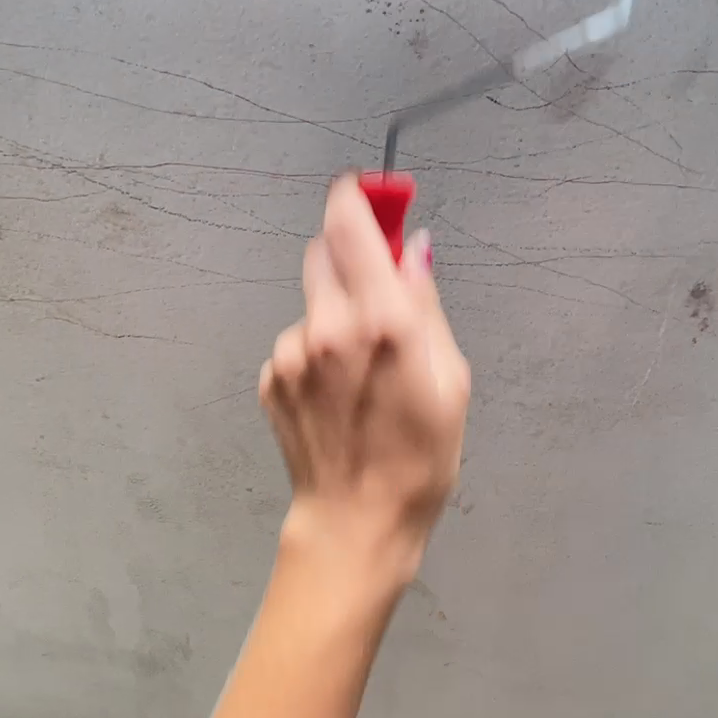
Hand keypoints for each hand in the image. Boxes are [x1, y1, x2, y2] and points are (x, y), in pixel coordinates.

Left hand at [259, 174, 470, 580]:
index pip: (349, 226)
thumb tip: (412, 249)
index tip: (363, 198)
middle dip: (347, 264)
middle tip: (373, 304)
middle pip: (322, 255)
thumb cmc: (420, 458)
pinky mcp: (268, 380)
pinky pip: (293, 346)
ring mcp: (289, 354)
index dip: (354, 201)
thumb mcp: (450, 380)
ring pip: (309, 307)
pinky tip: (331, 399)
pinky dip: (312, 357)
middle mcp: (326, 326)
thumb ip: (424, 304)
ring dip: (330, 320)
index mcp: (380, 320)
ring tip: (355, 377)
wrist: (355, 520)